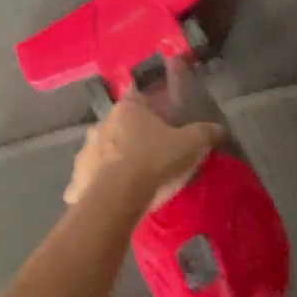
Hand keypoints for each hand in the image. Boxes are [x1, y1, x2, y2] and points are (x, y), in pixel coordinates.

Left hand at [64, 58, 225, 208]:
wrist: (118, 200)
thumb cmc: (155, 161)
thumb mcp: (191, 143)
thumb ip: (207, 132)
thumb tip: (220, 129)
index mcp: (128, 108)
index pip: (138, 96)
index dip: (150, 106)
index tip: (161, 120)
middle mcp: (102, 124)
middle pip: (119, 124)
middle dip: (131, 134)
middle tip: (150, 150)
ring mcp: (85, 153)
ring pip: (100, 151)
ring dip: (111, 159)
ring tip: (130, 177)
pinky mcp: (76, 182)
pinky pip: (87, 181)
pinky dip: (96, 186)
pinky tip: (109, 196)